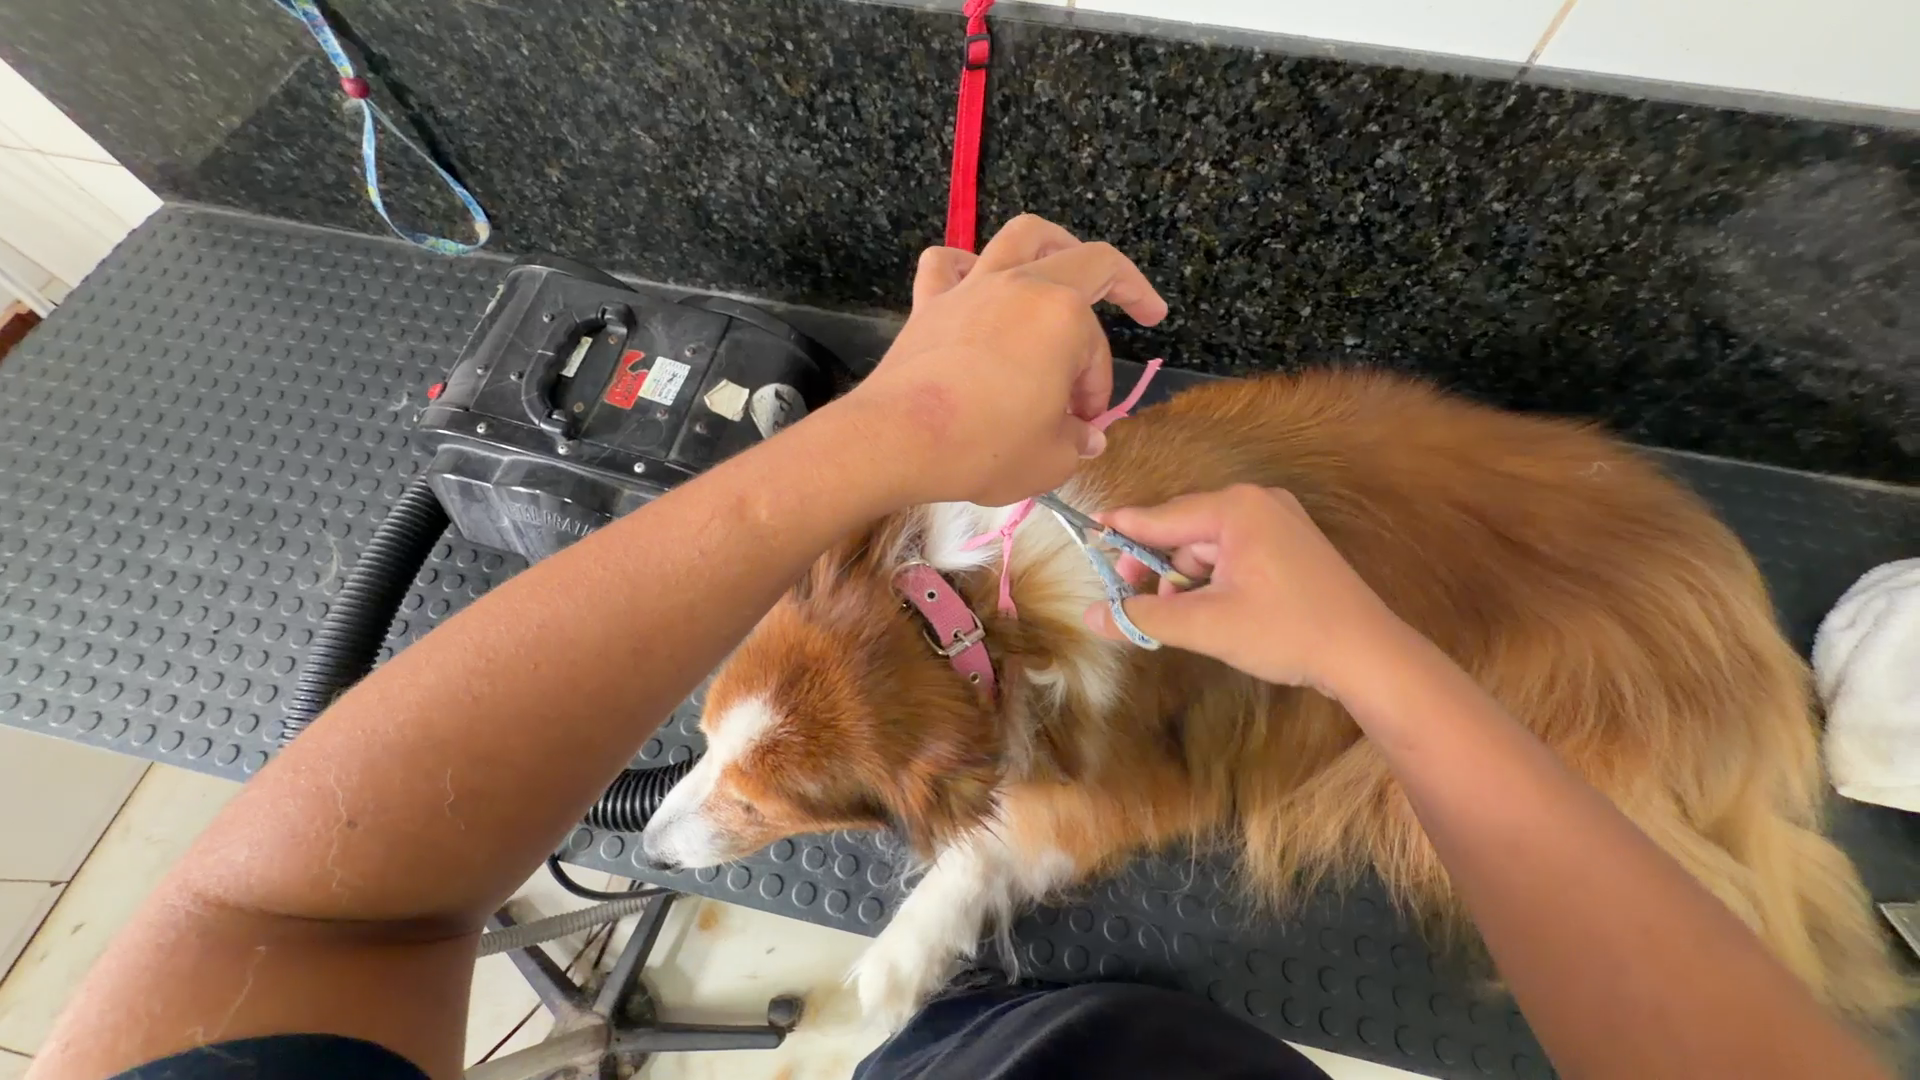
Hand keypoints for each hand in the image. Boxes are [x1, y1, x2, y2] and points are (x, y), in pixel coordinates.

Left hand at [838, 215, 1167, 506]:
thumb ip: (1077, 442)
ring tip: (1063, 267)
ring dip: (1053, 244)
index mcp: (1062, 315)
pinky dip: (966, 267)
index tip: (1086, 423)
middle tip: (1128, 318)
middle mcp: (1020, 286)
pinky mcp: (928, 305)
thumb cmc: (984, 448)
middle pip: (1083, 261)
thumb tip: (1086, 438)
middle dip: (1116, 289)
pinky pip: (947, 265)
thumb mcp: (1050, 459)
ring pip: (1020, 237)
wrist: (897, 442)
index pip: (1098, 347)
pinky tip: (975, 284)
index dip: (1099, 386)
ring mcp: (970, 288)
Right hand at [1084, 485, 1405, 698]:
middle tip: (1131, 596)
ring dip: (1184, 577)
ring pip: (1206, 544)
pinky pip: (1232, 551)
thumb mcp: (1205, 626)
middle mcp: (1257, 502)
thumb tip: (1089, 616)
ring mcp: (1278, 520)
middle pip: (1183, 529)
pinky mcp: (1290, 543)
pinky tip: (1210, 607)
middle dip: (1155, 565)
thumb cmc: (1285, 632)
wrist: (1368, 655)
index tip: (1087, 533)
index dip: (1120, 529)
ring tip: (1179, 615)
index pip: (1160, 517)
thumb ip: (1141, 617)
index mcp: (1235, 509)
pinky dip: (1212, 577)